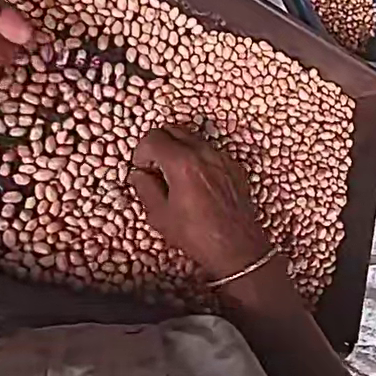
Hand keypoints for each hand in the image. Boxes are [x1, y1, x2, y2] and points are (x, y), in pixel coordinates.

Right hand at [127, 126, 272, 280]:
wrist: (236, 246)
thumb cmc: (197, 234)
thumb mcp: (160, 215)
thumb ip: (145, 188)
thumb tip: (140, 175)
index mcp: (182, 163)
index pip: (153, 138)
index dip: (141, 152)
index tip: (142, 168)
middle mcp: (204, 153)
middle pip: (174, 130)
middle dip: (159, 144)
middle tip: (154, 166)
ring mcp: (222, 158)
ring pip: (194, 138)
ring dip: (179, 149)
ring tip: (174, 175)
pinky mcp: (234, 167)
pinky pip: (211, 151)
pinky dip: (198, 158)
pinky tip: (196, 181)